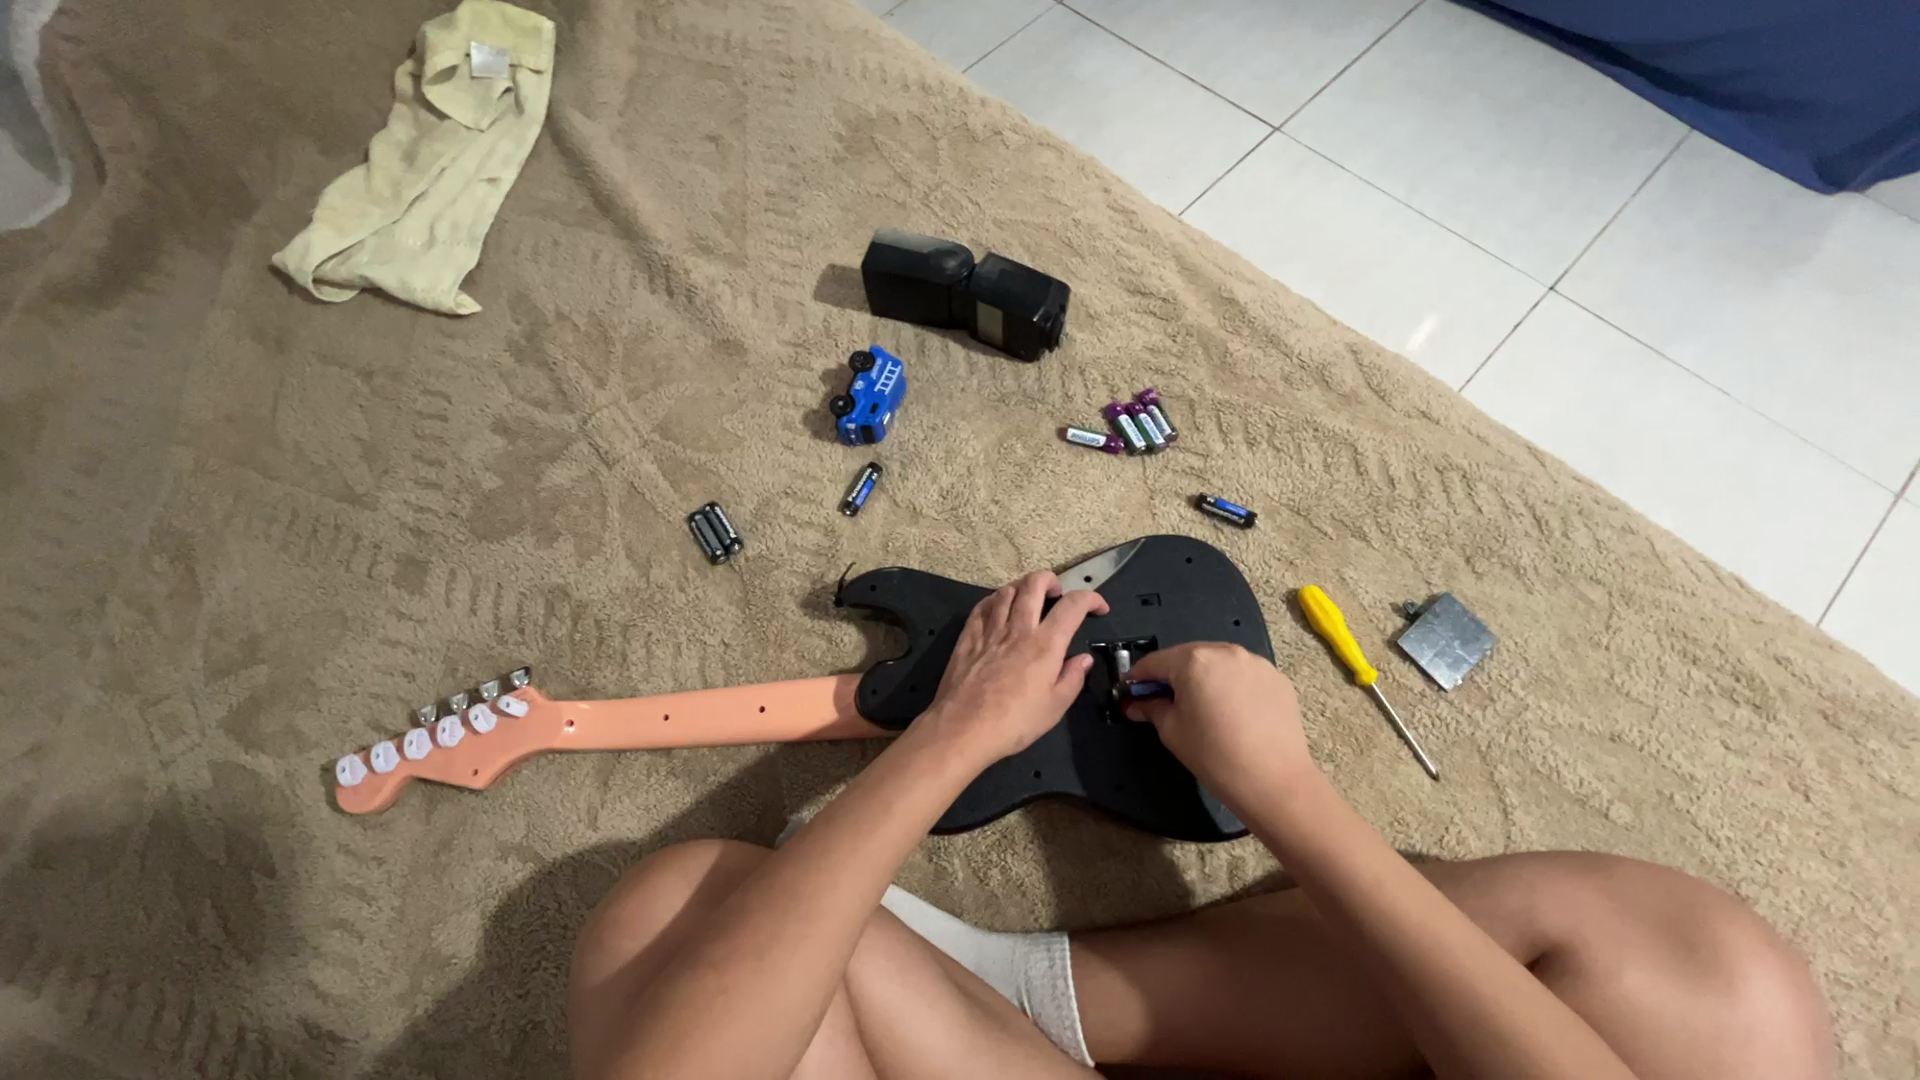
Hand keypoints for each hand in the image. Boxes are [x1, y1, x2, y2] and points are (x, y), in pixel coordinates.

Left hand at [918, 571, 1109, 765]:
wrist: (963, 728)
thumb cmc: (1014, 723)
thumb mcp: (1055, 707)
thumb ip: (1072, 678)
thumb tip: (1084, 659)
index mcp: (1046, 644)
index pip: (1073, 606)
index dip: (1091, 598)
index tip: (1098, 607)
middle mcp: (1019, 628)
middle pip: (1034, 584)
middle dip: (1051, 580)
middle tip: (1057, 593)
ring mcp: (990, 629)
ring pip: (1007, 590)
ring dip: (1022, 587)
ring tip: (1028, 598)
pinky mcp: (968, 636)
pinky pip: (983, 606)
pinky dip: (995, 599)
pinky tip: (998, 607)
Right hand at [1123, 643, 1316, 805]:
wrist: (1274, 781)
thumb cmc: (1213, 754)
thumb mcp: (1172, 731)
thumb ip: (1151, 709)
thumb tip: (1136, 705)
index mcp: (1194, 661)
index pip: (1155, 662)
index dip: (1138, 677)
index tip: (1130, 690)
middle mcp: (1225, 652)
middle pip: (1188, 656)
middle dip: (1173, 674)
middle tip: (1164, 698)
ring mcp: (1255, 663)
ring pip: (1218, 662)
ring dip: (1203, 676)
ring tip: (1202, 704)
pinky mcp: (1277, 678)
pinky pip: (1243, 674)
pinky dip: (1231, 685)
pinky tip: (1232, 711)